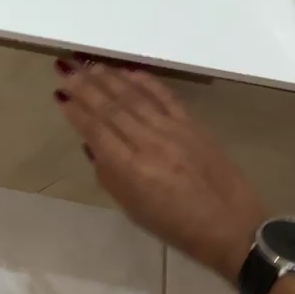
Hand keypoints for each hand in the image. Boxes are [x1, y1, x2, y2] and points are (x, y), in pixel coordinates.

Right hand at [54, 60, 268, 279]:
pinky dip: (145, 82)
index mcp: (131, 170)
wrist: (234, 229)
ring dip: (109, 78)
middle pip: (111, 108)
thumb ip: (109, 174)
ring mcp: (174, 131)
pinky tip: (128, 71)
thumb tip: (92, 143)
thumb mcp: (133, 209)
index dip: (75, 111)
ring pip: (134, 97)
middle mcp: (150, 144)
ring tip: (89, 64)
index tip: (60, 95)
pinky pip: (165, 97)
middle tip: (66, 68)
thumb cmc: (177, 227)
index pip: (96, 130)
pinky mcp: (194, 125)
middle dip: (84, 86)